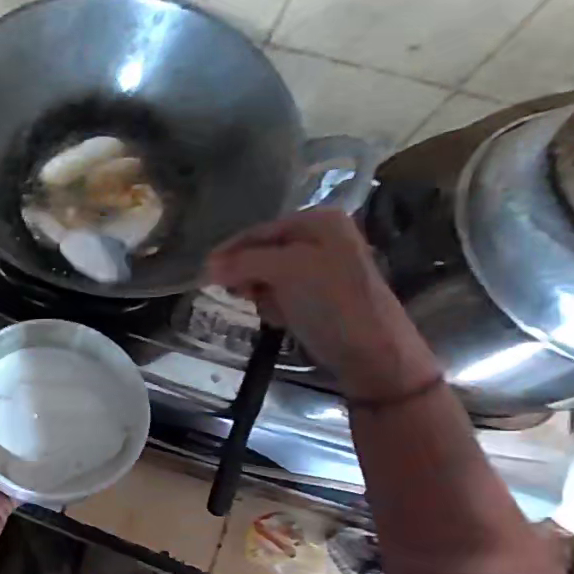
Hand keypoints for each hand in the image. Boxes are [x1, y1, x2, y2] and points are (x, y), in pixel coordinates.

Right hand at [205, 209, 442, 403]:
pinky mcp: (318, 296)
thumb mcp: (286, 271)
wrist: (371, 351)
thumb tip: (207, 267)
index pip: (257, 232)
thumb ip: (244, 263)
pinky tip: (280, 320)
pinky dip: (272, 307)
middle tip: (242, 296)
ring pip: (266, 277)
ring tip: (268, 311)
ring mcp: (321, 268)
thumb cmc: (331, 304)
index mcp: (319, 221)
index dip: (229, 253)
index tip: (203, 277)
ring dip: (260, 295)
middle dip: (247, 276)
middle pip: (260, 253)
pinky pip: (280, 295)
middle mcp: (322, 238)